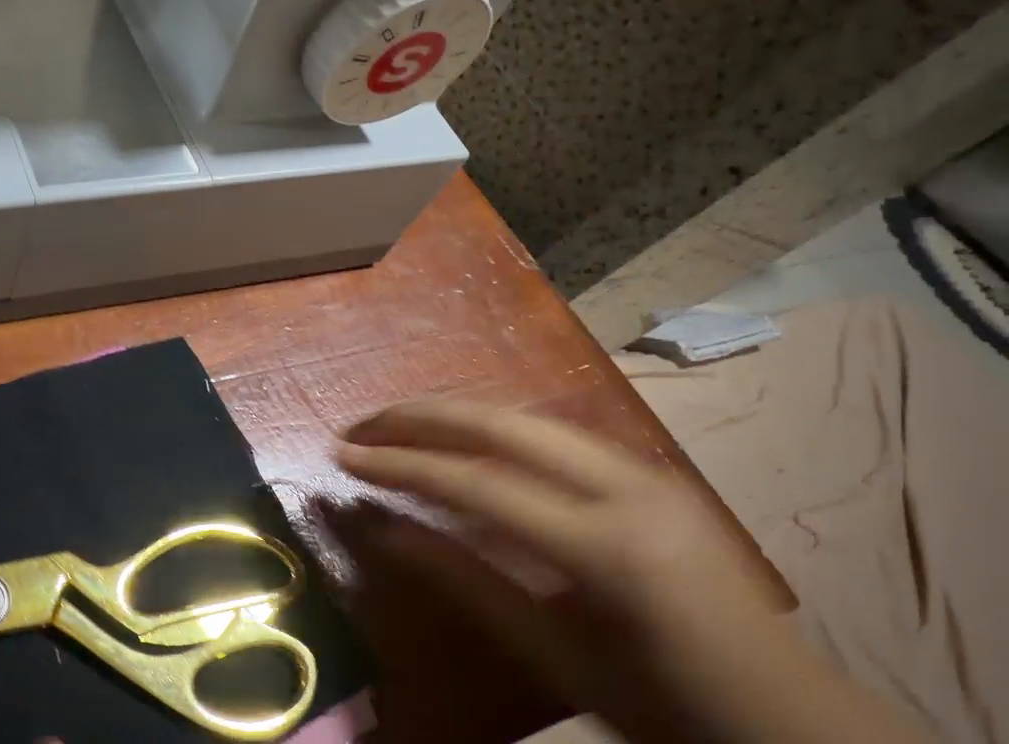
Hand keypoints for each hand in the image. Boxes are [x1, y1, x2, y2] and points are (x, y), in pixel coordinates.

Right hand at [335, 400, 929, 743]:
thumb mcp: (553, 654)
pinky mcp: (652, 473)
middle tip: (358, 425)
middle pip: (501, 423)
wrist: (789, 719)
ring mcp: (647, 472)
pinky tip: (463, 443)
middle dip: (418, 416)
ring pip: (528, 416)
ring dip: (454, 415)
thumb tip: (380, 525)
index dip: (399, 463)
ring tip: (395, 427)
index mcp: (607, 546)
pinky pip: (555, 435)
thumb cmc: (664, 705)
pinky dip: (495, 430)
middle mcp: (628, 488)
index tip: (340, 454)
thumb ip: (461, 579)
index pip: (476, 481)